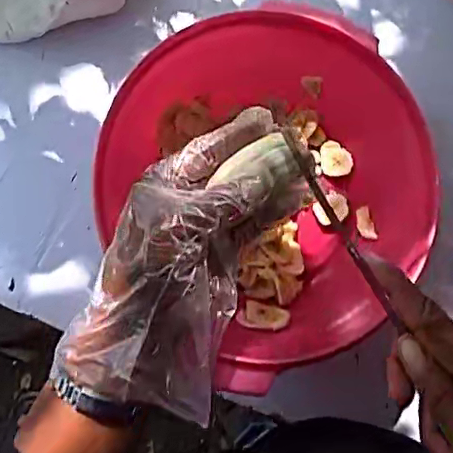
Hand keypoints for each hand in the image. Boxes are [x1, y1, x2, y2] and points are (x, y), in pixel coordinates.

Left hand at [55, 107, 306, 424]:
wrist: (145, 335)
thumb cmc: (150, 268)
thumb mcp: (182, 223)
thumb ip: (225, 196)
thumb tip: (264, 171)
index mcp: (166, 183)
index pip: (206, 149)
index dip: (236, 133)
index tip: (266, 117)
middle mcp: (189, 200)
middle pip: (232, 169)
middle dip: (263, 155)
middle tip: (296, 140)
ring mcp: (209, 227)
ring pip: (249, 196)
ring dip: (277, 181)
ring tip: (307, 165)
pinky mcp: (226, 252)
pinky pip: (256, 224)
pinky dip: (277, 211)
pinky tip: (298, 197)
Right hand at [368, 254, 452, 452]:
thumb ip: (438, 396)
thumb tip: (408, 345)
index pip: (433, 323)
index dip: (398, 290)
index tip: (371, 261)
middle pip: (432, 340)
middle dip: (411, 372)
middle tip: (402, 407)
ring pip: (442, 360)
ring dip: (432, 401)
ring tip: (447, 452)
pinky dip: (448, 402)